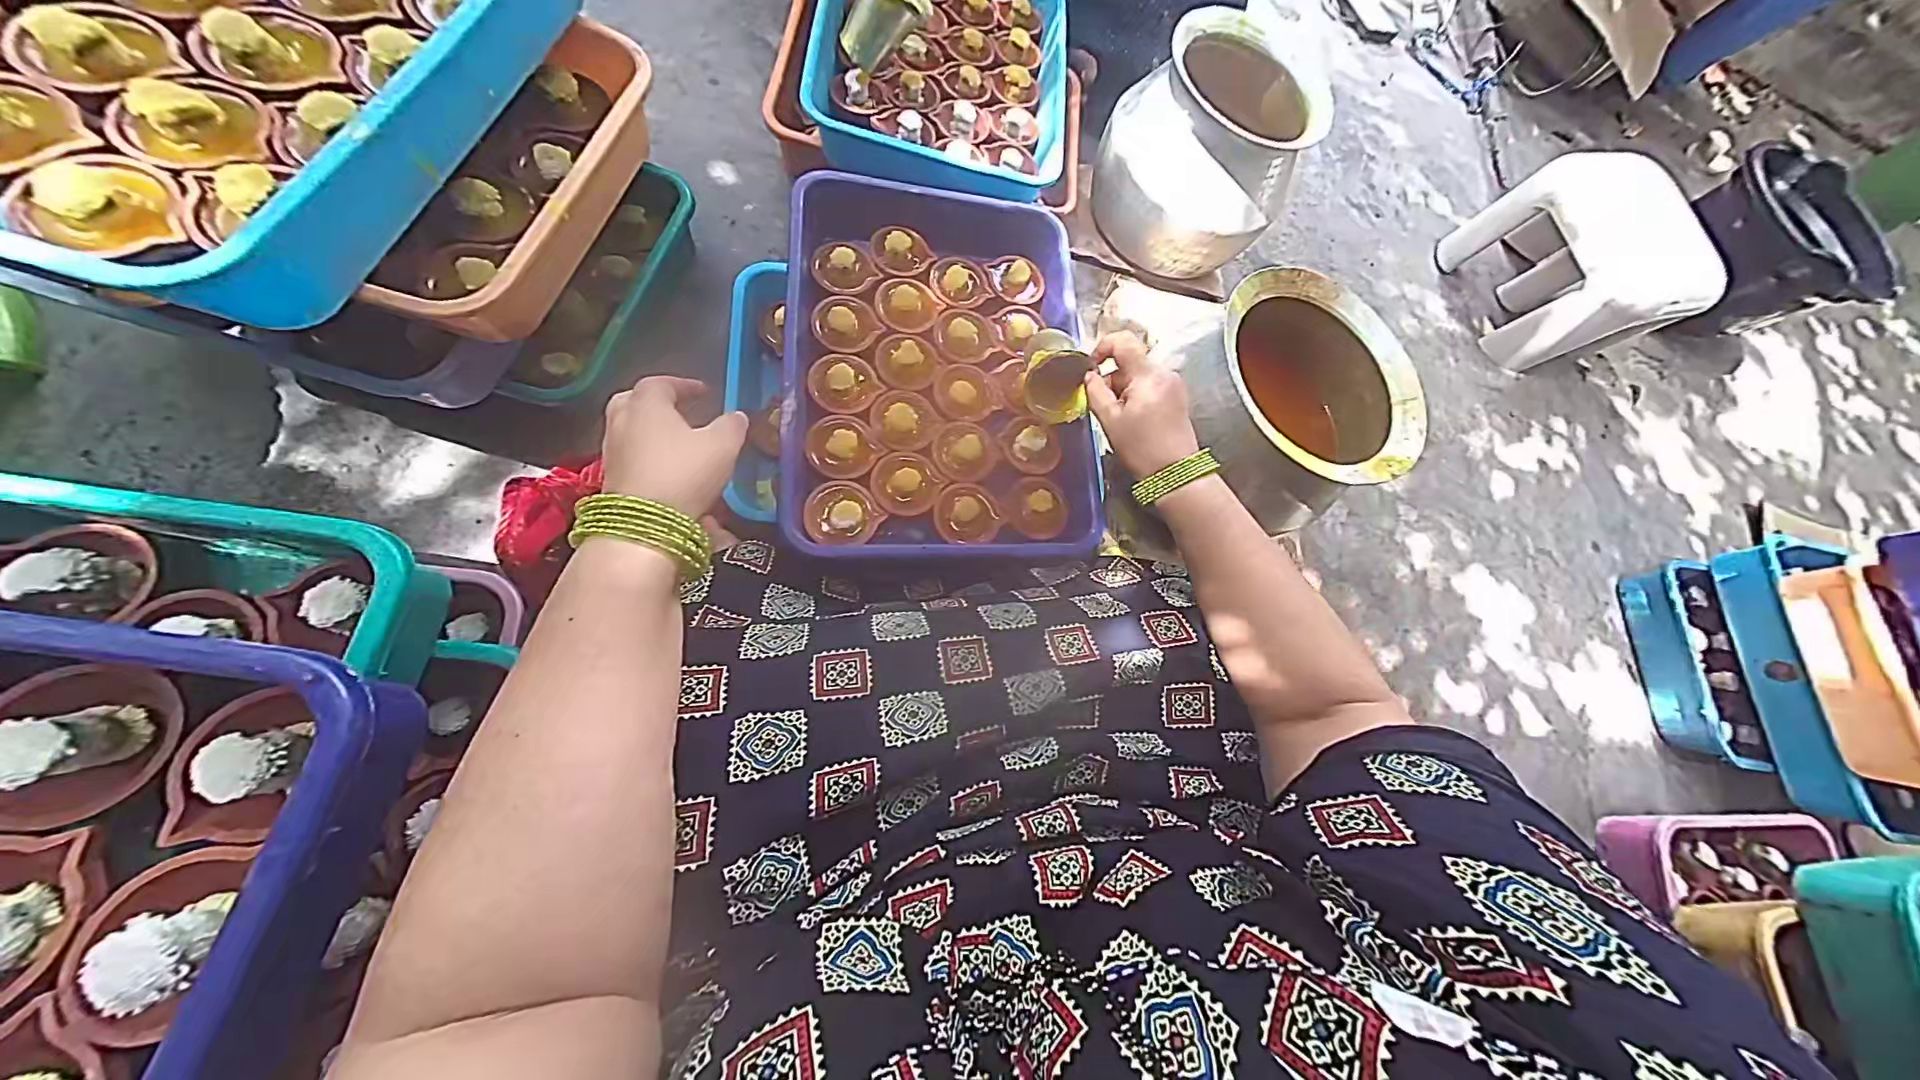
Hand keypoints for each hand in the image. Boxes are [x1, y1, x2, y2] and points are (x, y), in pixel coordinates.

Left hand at [600, 376, 746, 516]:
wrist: (644, 524)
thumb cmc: (684, 474)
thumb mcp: (722, 446)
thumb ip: (731, 426)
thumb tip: (736, 417)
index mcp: (647, 404)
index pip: (662, 383)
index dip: (685, 385)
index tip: (704, 392)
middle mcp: (622, 420)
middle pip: (635, 400)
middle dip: (658, 402)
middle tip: (680, 410)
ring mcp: (612, 449)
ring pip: (629, 427)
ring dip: (651, 429)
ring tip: (676, 439)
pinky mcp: (611, 477)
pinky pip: (629, 452)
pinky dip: (646, 452)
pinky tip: (665, 465)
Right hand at [1082, 331, 1199, 478]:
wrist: (1175, 472)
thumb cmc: (1143, 448)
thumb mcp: (1110, 420)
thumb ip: (1095, 392)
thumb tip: (1089, 376)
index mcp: (1148, 375)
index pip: (1123, 341)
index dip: (1102, 348)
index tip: (1091, 367)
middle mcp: (1164, 373)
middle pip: (1129, 362)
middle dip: (1111, 379)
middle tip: (1104, 407)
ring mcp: (1173, 384)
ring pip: (1137, 375)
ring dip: (1122, 390)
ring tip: (1119, 419)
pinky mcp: (1176, 396)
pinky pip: (1148, 386)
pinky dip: (1135, 397)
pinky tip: (1133, 420)